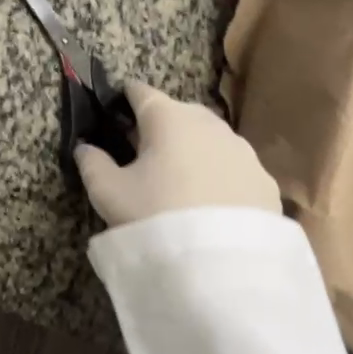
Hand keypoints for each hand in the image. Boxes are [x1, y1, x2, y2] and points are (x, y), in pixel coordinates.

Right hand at [74, 82, 281, 226]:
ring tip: (173, 175)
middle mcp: (209, 125)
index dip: (122, 99)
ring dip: (190, 146)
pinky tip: (204, 196)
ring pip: (208, 137)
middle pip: (177, 111)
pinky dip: (215, 170)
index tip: (110, 114)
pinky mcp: (266, 181)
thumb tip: (86, 147)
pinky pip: (232, 164)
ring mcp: (243, 152)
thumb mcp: (106, 188)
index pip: (140, 91)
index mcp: (168, 118)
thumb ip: (90, 160)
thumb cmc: (153, 211)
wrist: (221, 262)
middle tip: (138, 149)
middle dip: (158, 123)